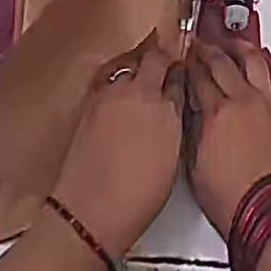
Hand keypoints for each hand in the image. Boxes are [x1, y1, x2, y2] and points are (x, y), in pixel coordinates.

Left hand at [50, 37, 184, 255]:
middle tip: (165, 66)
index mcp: (163, 105)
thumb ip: (174, 117)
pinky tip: (120, 97)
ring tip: (142, 84)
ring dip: (137, 69)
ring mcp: (109, 96)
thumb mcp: (171, 157)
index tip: (181, 66)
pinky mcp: (89, 104)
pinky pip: (108, 80)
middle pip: (152, 57)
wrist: (90, 213)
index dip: (180, 66)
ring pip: (128, 66)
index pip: (176, 70)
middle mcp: (136, 92)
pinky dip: (117, 82)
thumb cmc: (137, 195)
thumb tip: (174, 98)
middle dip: (160, 58)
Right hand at [184, 38, 270, 235]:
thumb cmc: (230, 195)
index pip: (198, 75)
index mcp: (217, 112)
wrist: (262, 210)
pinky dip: (270, 63)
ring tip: (231, 42)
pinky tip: (264, 57)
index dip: (188, 63)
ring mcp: (264, 104)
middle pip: (223, 62)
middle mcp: (242, 101)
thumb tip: (188, 111)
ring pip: (253, 61)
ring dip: (240, 47)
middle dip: (208, 50)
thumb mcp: (193, 162)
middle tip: (200, 45)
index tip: (184, 57)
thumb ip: (191, 128)